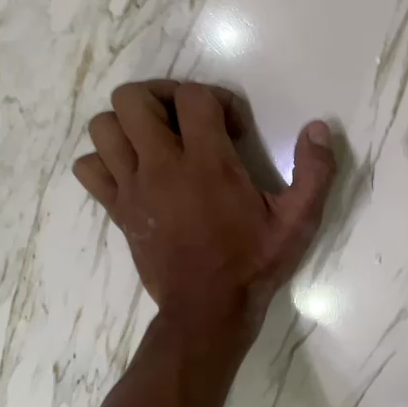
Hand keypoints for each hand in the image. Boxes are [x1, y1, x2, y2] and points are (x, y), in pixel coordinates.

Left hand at [73, 80, 337, 323]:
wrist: (209, 309)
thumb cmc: (255, 262)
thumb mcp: (299, 220)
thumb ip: (315, 171)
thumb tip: (318, 128)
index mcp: (207, 164)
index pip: (193, 97)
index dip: (217, 99)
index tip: (234, 130)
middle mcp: (161, 166)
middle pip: (132, 99)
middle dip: (163, 98)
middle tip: (189, 122)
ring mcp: (132, 187)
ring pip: (103, 126)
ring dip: (130, 125)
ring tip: (161, 142)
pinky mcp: (116, 209)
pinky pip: (89, 166)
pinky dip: (106, 160)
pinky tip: (137, 172)